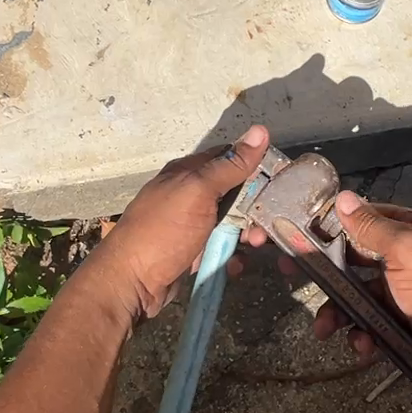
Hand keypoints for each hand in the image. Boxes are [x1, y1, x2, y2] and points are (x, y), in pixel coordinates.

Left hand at [89, 126, 269, 322]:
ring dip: (246, 234)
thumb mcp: (199, 192)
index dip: (255, 165)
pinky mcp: (192, 250)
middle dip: (254, 208)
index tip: (281, 180)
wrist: (130, 282)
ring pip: (230, 222)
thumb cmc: (164, 231)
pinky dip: (232, 254)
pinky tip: (236, 265)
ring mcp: (190, 223)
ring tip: (254, 247)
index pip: (229, 158)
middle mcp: (189, 194)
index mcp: (188, 172)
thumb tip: (260, 130)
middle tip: (266, 225)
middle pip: (234, 192)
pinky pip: (220, 246)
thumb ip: (230, 165)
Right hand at [304, 191, 411, 391]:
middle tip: (292, 279)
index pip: (369, 218)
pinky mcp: (403, 322)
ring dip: (340, 311)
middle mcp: (409, 256)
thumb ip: (372, 226)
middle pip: (357, 258)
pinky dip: (362, 333)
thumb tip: (344, 197)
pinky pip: (371, 322)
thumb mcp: (406, 249)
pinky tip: (362, 346)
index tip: (302, 235)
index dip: (336, 225)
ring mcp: (405, 291)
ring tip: (325, 330)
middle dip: (329, 274)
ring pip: (359, 294)